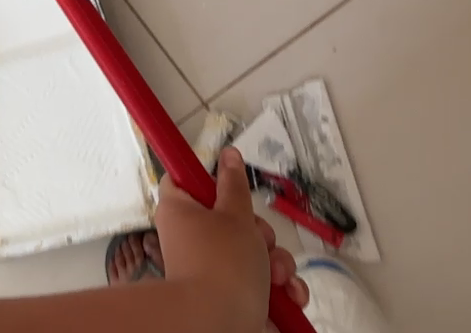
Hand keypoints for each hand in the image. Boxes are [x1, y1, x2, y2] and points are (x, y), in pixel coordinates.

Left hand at [153, 147, 308, 329]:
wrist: (217, 326)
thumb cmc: (221, 263)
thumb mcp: (234, 215)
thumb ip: (234, 185)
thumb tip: (227, 154)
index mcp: (180, 210)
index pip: (184, 180)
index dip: (207, 179)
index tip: (229, 187)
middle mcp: (191, 238)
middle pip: (230, 218)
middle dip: (259, 232)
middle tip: (261, 240)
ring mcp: (211, 269)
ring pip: (252, 252)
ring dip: (275, 262)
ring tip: (277, 275)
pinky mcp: (233, 296)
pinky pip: (260, 283)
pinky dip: (279, 289)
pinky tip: (290, 295)